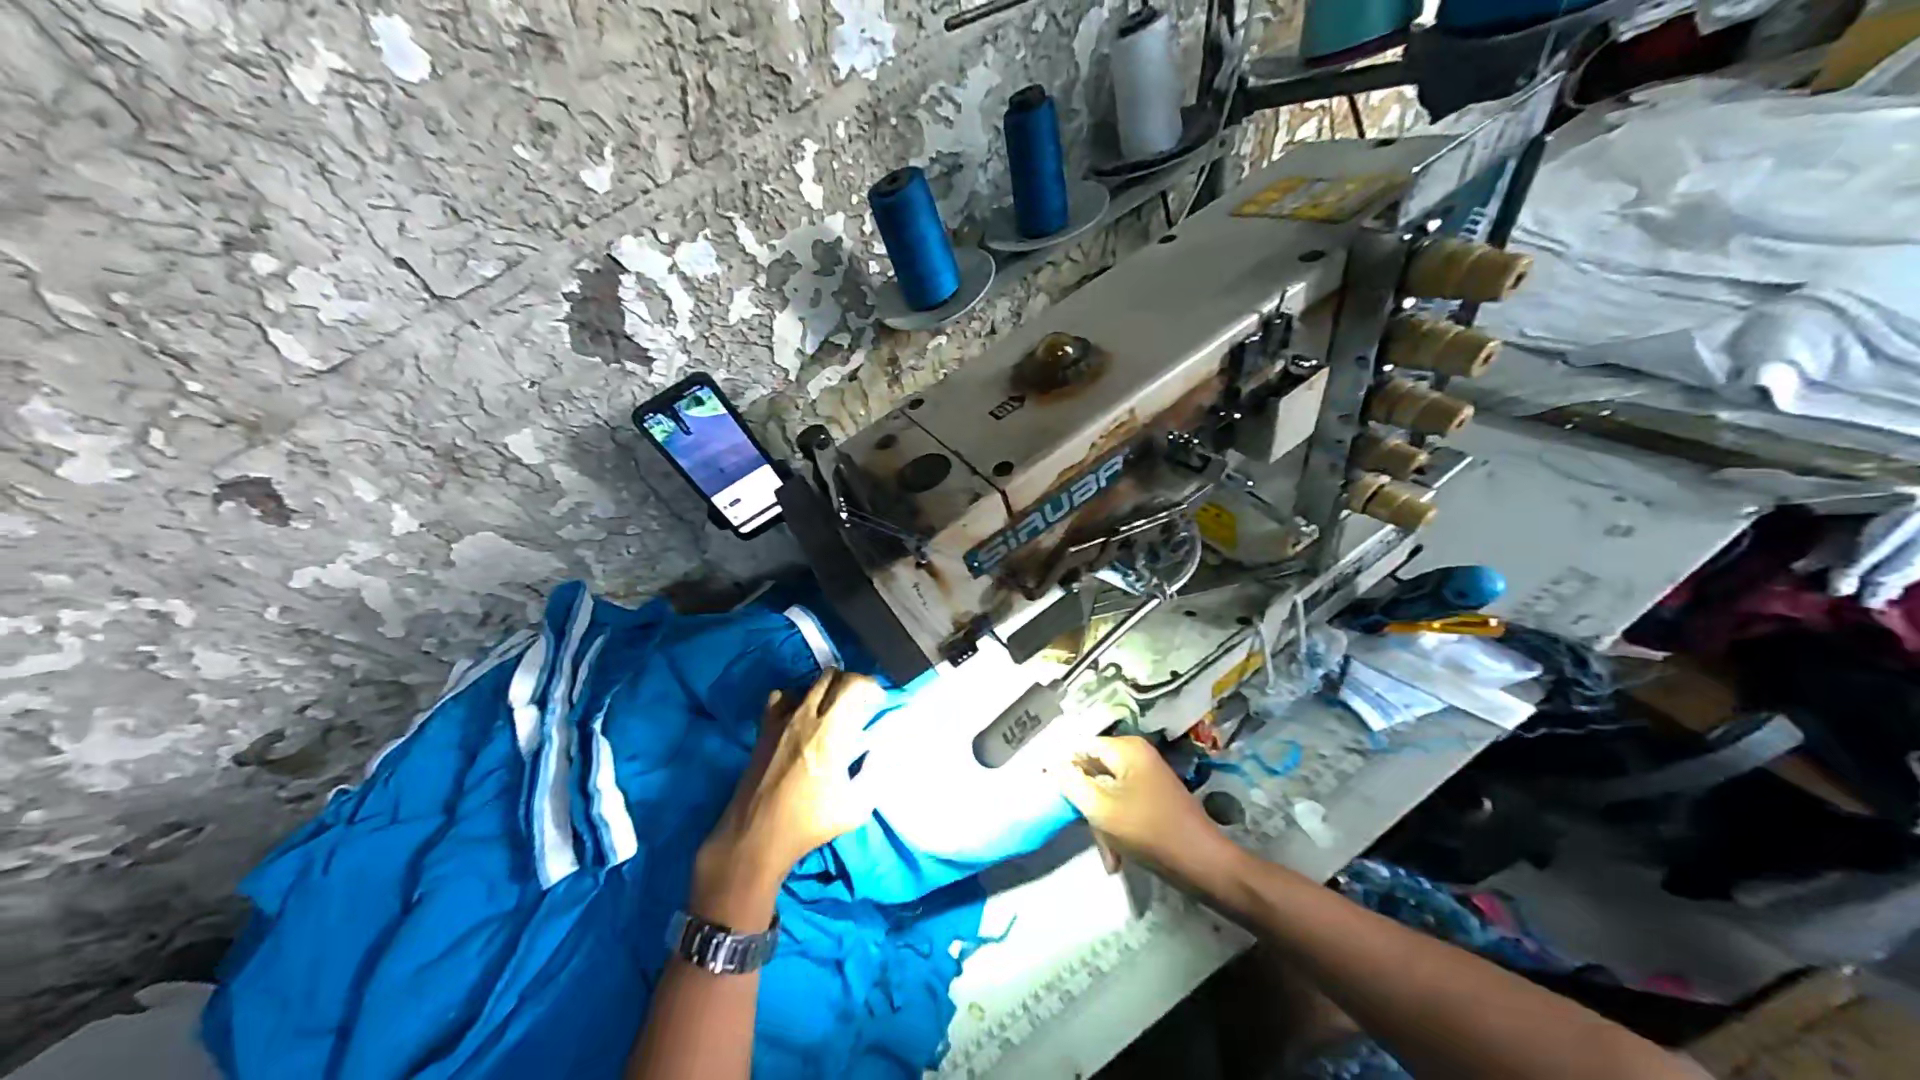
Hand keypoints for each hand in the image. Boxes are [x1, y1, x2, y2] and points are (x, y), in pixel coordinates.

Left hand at [694, 670, 881, 919]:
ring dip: (824, 690)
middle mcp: (806, 716)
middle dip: (849, 683)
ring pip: (807, 684)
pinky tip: (799, 719)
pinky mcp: (763, 730)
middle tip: (857, 702)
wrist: (757, 835)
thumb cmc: (810, 823)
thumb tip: (881, 748)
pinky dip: (794, 700)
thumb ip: (875, 771)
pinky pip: (780, 698)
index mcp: (832, 731)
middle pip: (831, 676)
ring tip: (831, 710)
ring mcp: (781, 720)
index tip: (876, 701)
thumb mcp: (857, 806)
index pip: (853, 684)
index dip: (870, 685)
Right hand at [1046, 735, 1238, 883]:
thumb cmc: (1149, 831)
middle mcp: (1137, 756)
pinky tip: (1117, 857)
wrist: (1203, 863)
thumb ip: (1072, 783)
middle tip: (1085, 829)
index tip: (1053, 794)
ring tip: (1109, 855)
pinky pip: (1122, 806)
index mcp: (1126, 749)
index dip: (1064, 768)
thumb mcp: (1101, 808)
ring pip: (1106, 794)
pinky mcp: (1153, 799)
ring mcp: (1146, 778)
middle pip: (1093, 772)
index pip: (1081, 747)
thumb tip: (1053, 765)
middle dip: (1087, 805)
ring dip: (1101, 824)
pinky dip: (1116, 829)